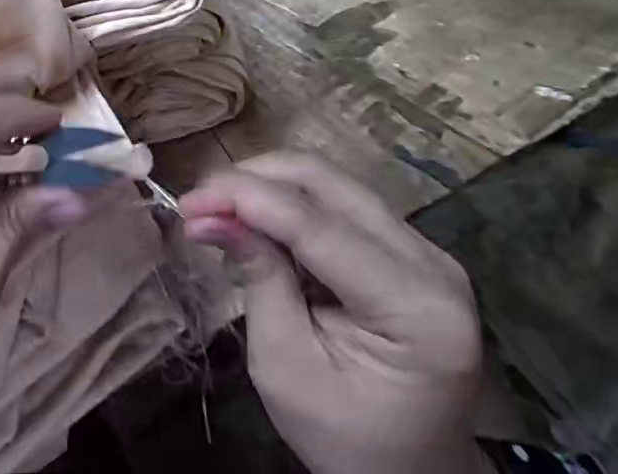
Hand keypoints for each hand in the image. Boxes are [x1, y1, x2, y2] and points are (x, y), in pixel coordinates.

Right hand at [181, 154, 486, 473]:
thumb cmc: (345, 437)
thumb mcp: (284, 363)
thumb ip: (257, 277)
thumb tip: (208, 214)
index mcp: (415, 307)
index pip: (315, 224)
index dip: (243, 198)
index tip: (186, 203)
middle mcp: (431, 263)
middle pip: (325, 182)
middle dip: (251, 179)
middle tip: (199, 202)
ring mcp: (424, 250)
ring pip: (328, 181)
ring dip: (265, 186)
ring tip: (220, 212)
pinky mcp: (408, 247)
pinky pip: (337, 201)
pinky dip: (286, 202)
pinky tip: (256, 224)